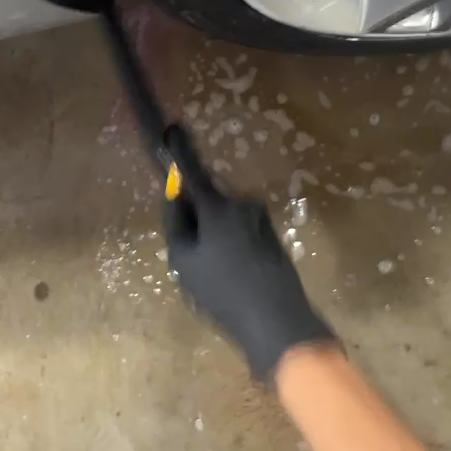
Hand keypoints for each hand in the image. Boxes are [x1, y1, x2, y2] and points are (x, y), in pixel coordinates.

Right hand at [162, 133, 336, 381]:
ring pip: (225, 217)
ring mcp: (260, 219)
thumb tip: (175, 198)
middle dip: (196, 214)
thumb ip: (176, 223)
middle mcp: (241, 203)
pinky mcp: (272, 236)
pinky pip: (240, 230)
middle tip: (190, 251)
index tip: (172, 128)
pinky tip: (231, 275)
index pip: (192, 170)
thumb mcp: (184, 260)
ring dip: (215, 233)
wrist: (278, 322)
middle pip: (209, 198)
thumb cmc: (223, 291)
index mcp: (217, 206)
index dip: (180, 150)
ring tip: (213, 273)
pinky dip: (231, 243)